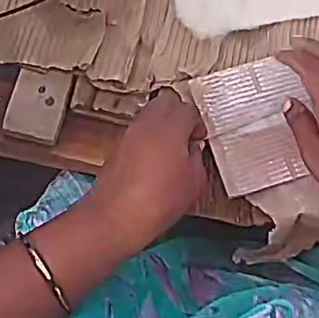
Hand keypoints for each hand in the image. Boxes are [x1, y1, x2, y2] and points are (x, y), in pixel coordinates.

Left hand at [82, 89, 206, 242]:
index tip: (200, 139)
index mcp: (171, 125)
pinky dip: (147, 138)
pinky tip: (153, 162)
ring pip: (149, 115)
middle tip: (186, 136)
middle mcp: (148, 122)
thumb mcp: (194, 181)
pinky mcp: (117, 146)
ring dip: (161, 126)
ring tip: (170, 151)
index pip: (188, 110)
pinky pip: (137, 132)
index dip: (197, 124)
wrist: (118, 214)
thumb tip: (191, 148)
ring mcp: (130, 132)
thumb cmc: (162, 198)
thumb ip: (196, 157)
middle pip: (165, 103)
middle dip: (178, 114)